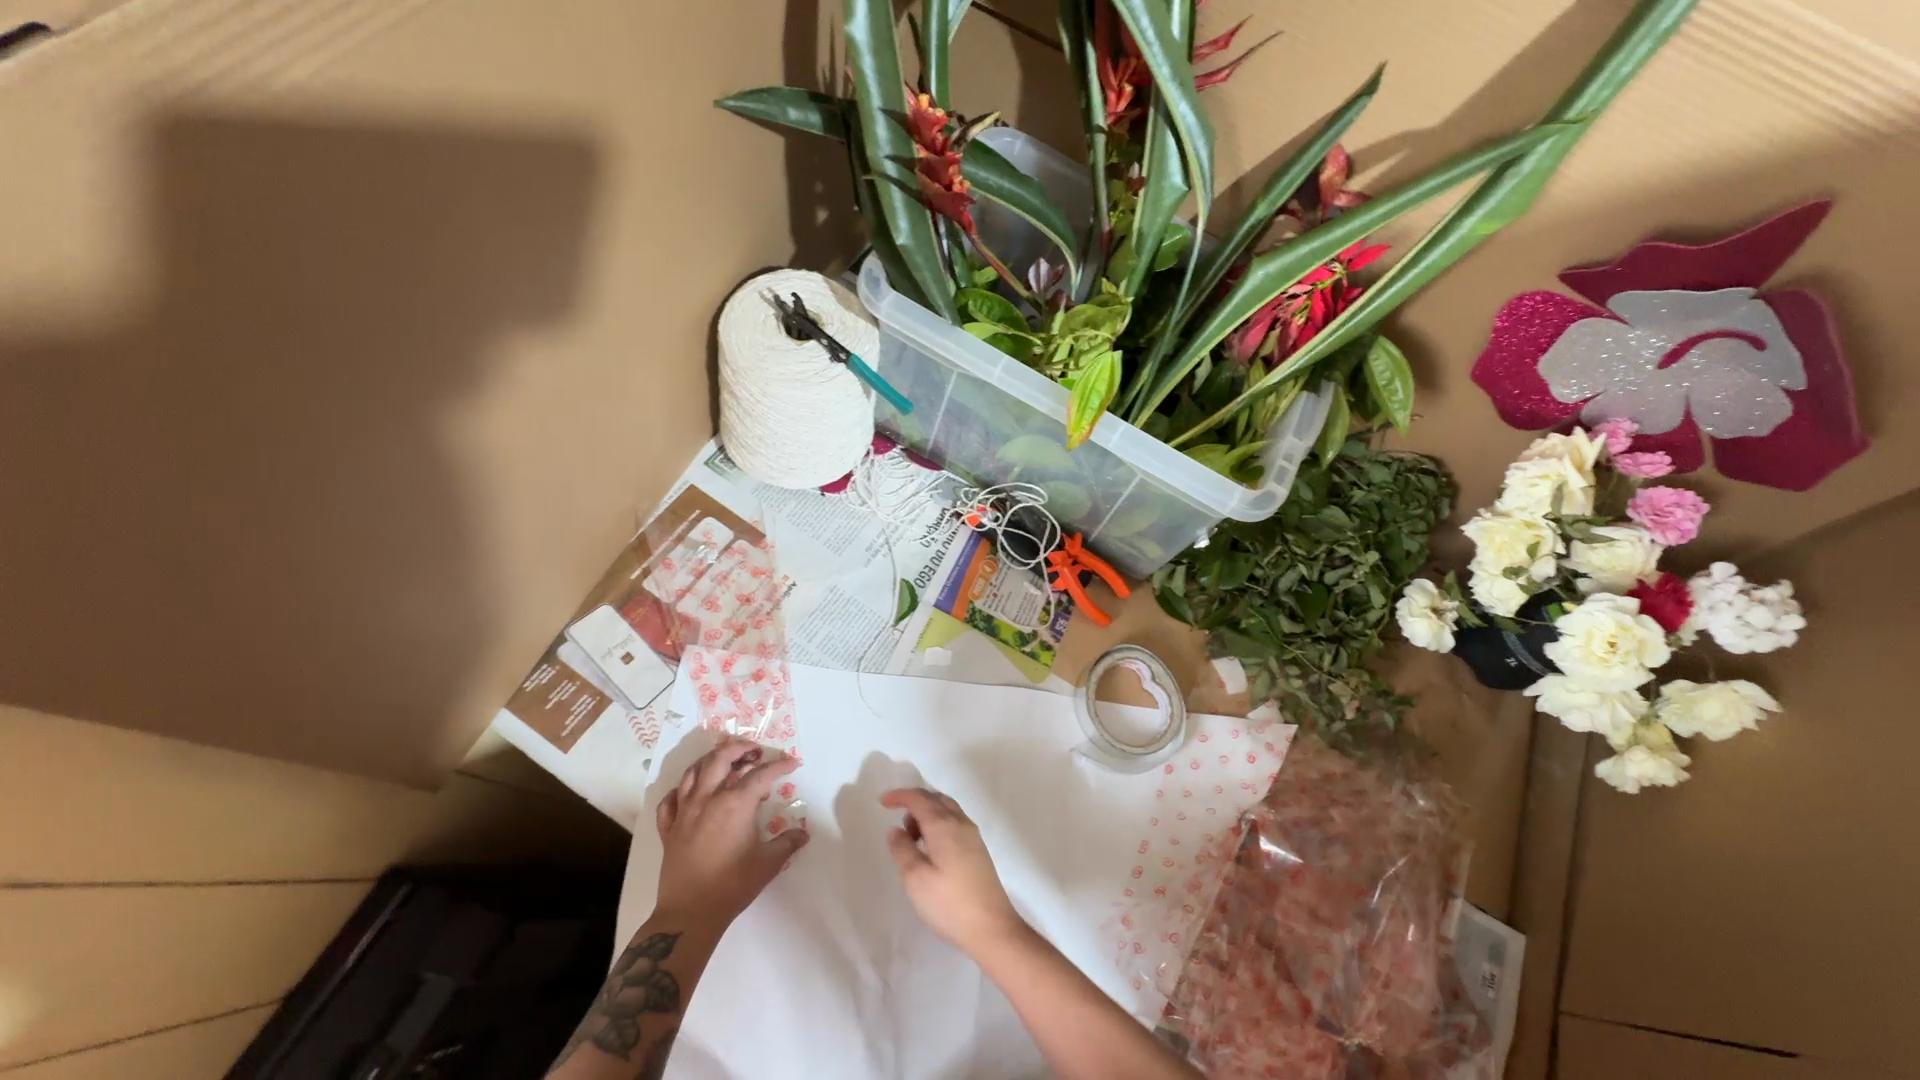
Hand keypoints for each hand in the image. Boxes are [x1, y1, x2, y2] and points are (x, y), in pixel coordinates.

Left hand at [653, 736, 807, 930]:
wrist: (691, 912)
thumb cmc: (733, 885)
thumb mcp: (768, 863)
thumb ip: (786, 843)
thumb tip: (803, 833)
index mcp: (735, 804)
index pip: (760, 775)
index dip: (779, 765)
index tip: (792, 763)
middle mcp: (708, 799)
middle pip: (720, 759)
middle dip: (739, 748)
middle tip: (754, 750)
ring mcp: (684, 812)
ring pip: (692, 772)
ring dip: (710, 760)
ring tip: (723, 760)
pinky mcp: (669, 828)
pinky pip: (670, 800)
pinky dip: (681, 790)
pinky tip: (690, 792)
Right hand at [881, 788, 1025, 953]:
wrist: (991, 927)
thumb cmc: (949, 903)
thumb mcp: (915, 878)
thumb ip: (902, 849)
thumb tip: (896, 830)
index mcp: (944, 825)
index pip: (920, 798)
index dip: (900, 796)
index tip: (882, 803)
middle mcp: (961, 823)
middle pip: (936, 799)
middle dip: (915, 802)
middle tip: (898, 822)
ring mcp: (973, 836)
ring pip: (947, 810)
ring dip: (928, 814)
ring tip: (912, 840)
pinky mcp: (978, 850)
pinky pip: (955, 823)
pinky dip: (939, 825)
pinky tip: (931, 849)